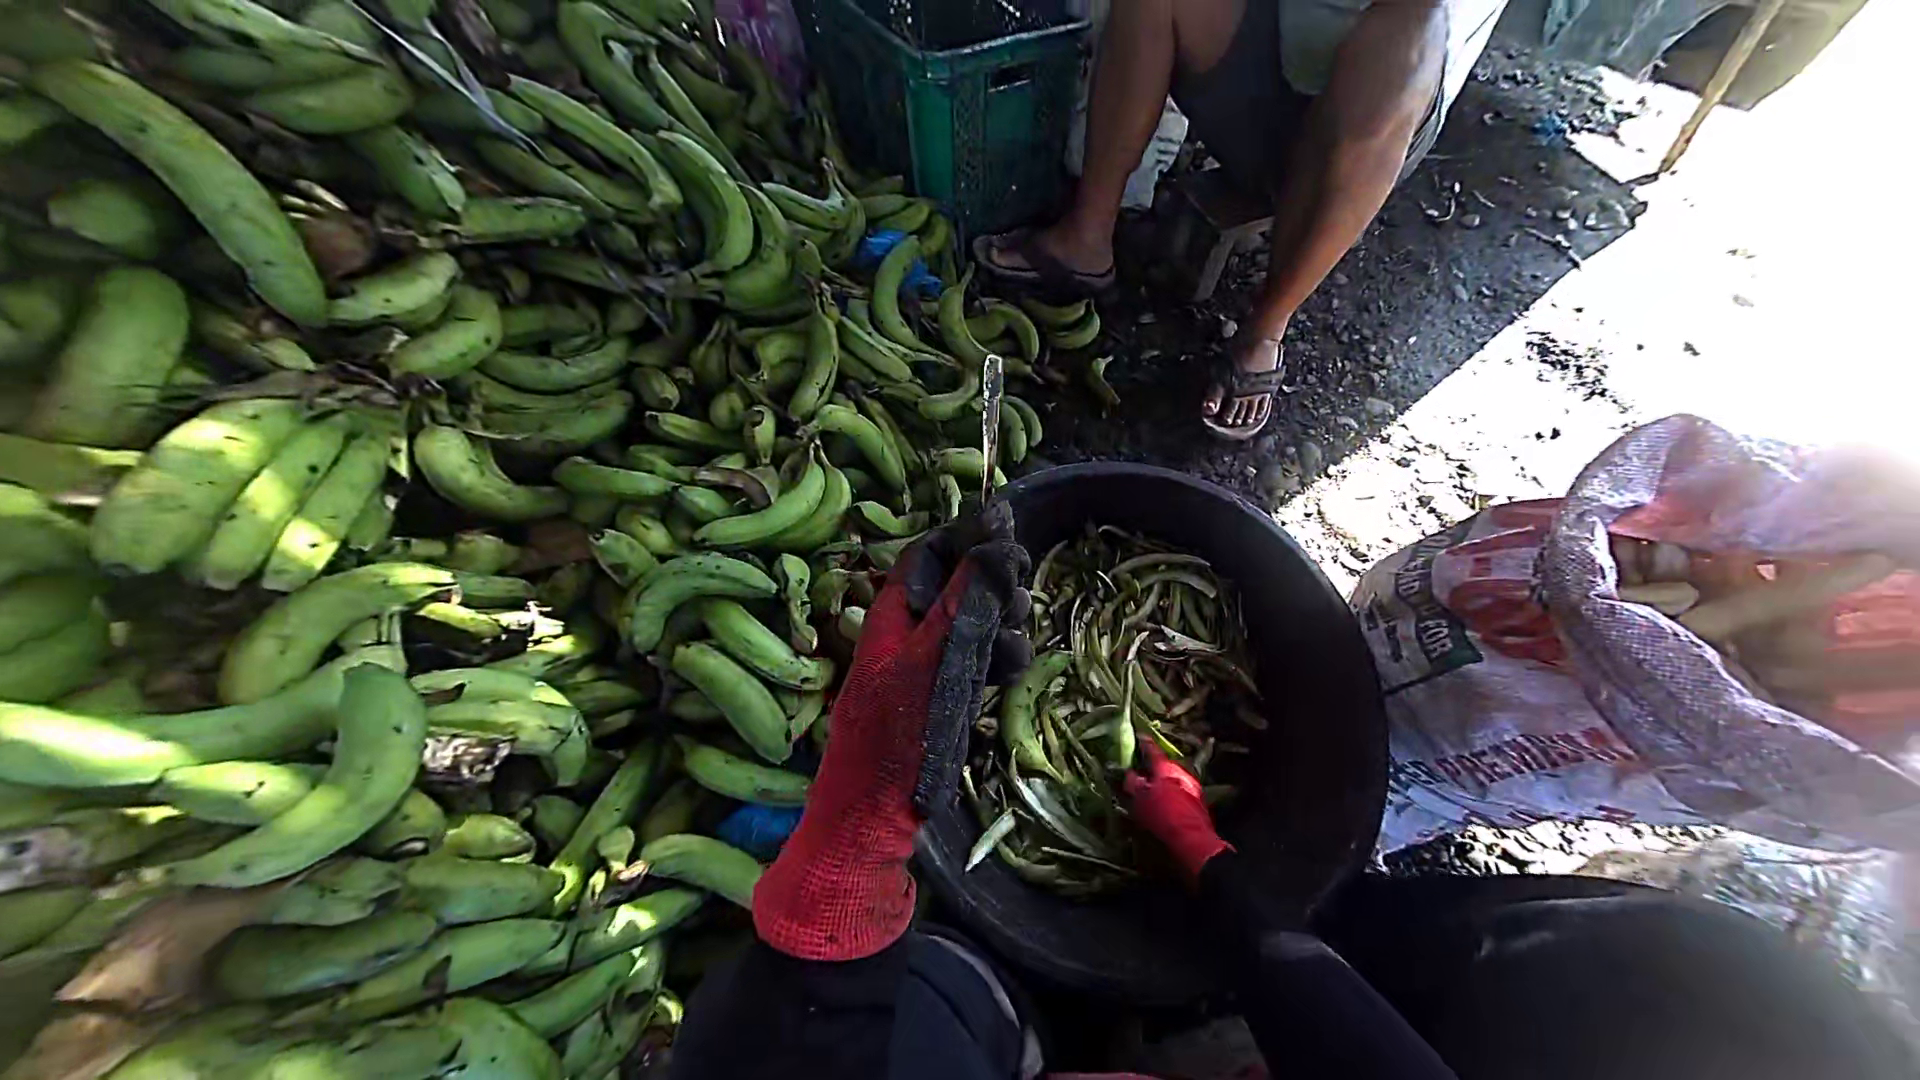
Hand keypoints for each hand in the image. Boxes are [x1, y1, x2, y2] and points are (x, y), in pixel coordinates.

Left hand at [753, 503, 1030, 960]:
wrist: (877, 816)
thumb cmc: (893, 735)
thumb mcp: (930, 663)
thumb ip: (963, 604)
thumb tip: (995, 543)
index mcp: (893, 614)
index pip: (927, 555)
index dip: (964, 537)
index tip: (1005, 531)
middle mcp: (910, 631)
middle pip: (958, 586)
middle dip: (992, 586)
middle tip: (1020, 595)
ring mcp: (930, 663)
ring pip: (975, 623)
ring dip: (1001, 624)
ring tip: (1012, 642)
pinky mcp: (947, 692)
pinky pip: (979, 659)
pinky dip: (998, 658)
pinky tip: (1010, 669)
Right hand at [1123, 743, 1230, 883]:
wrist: (1194, 843)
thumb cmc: (1163, 816)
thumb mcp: (1139, 798)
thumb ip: (1132, 782)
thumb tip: (1128, 772)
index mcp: (1166, 766)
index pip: (1151, 748)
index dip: (1142, 742)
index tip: (1135, 736)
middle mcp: (1181, 772)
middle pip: (1162, 764)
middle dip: (1149, 765)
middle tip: (1136, 766)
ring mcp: (1192, 787)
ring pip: (1170, 777)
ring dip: (1159, 780)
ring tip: (1146, 787)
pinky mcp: (1197, 802)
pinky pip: (1177, 790)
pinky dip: (1168, 792)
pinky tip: (1160, 802)